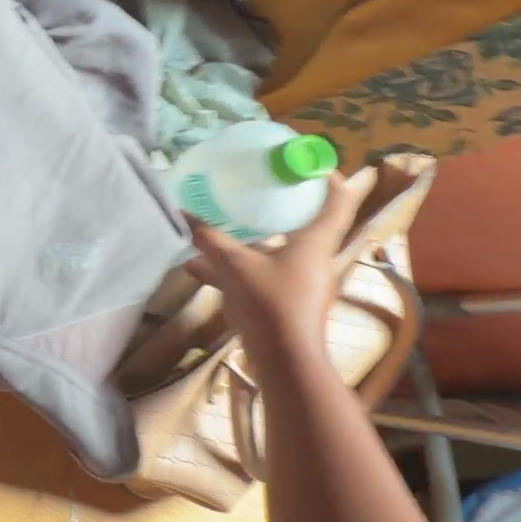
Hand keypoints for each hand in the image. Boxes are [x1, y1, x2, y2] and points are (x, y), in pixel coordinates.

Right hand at [185, 171, 372, 364]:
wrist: (284, 358)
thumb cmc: (270, 302)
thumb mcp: (234, 264)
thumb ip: (209, 239)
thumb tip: (183, 214)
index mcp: (316, 242)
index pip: (337, 201)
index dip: (328, 178)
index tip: (308, 163)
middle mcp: (314, 257)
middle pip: (306, 223)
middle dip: (282, 205)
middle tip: (258, 188)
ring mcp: (300, 281)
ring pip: (278, 249)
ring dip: (253, 237)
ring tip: (222, 224)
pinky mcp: (284, 300)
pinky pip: (260, 271)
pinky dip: (235, 265)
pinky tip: (200, 267)